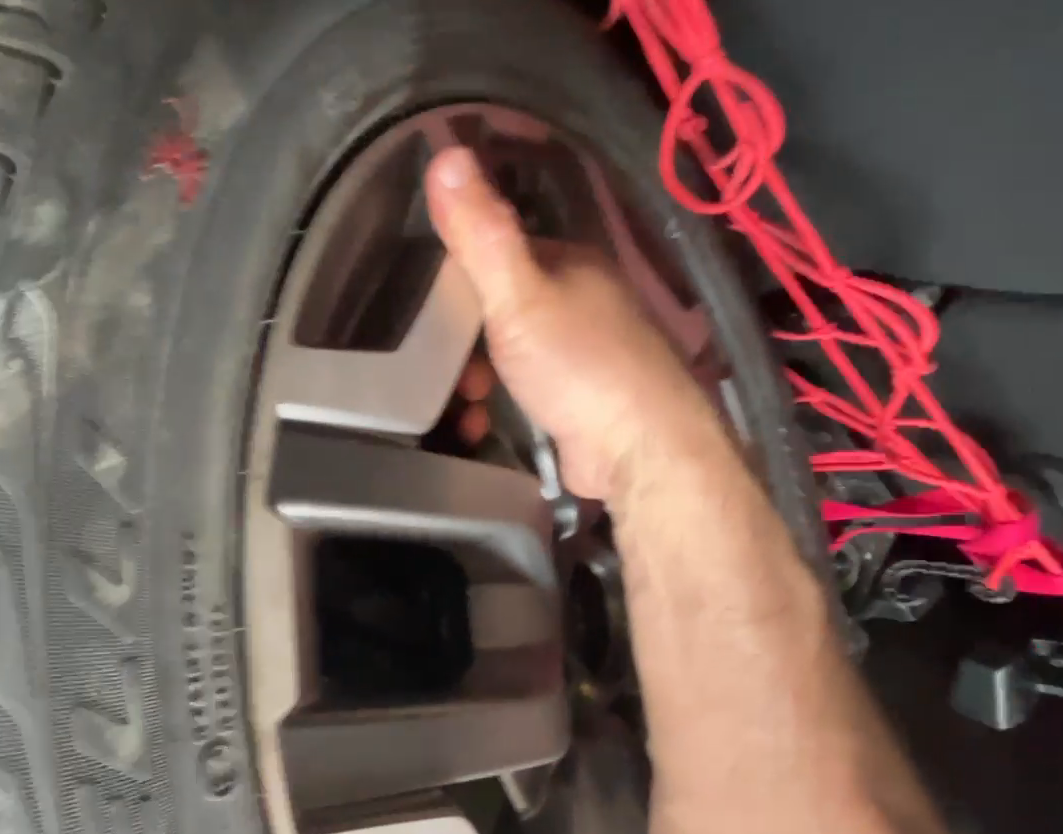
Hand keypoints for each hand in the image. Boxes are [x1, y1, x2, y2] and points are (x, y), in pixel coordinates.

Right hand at [425, 147, 721, 502]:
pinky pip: (521, 390)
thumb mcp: (517, 295)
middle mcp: (580, 300)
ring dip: (475, 377)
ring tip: (462, 401)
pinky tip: (483, 424)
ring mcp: (582, 351)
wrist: (636, 450)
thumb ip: (481, 234)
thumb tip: (445, 154)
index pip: (500, 249)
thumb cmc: (578, 364)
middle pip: (500, 305)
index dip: (458, 272)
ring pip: (507, 352)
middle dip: (463, 337)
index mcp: (570, 263)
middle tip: (438, 364)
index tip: (425, 303)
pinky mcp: (578, 398)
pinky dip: (497, 406)